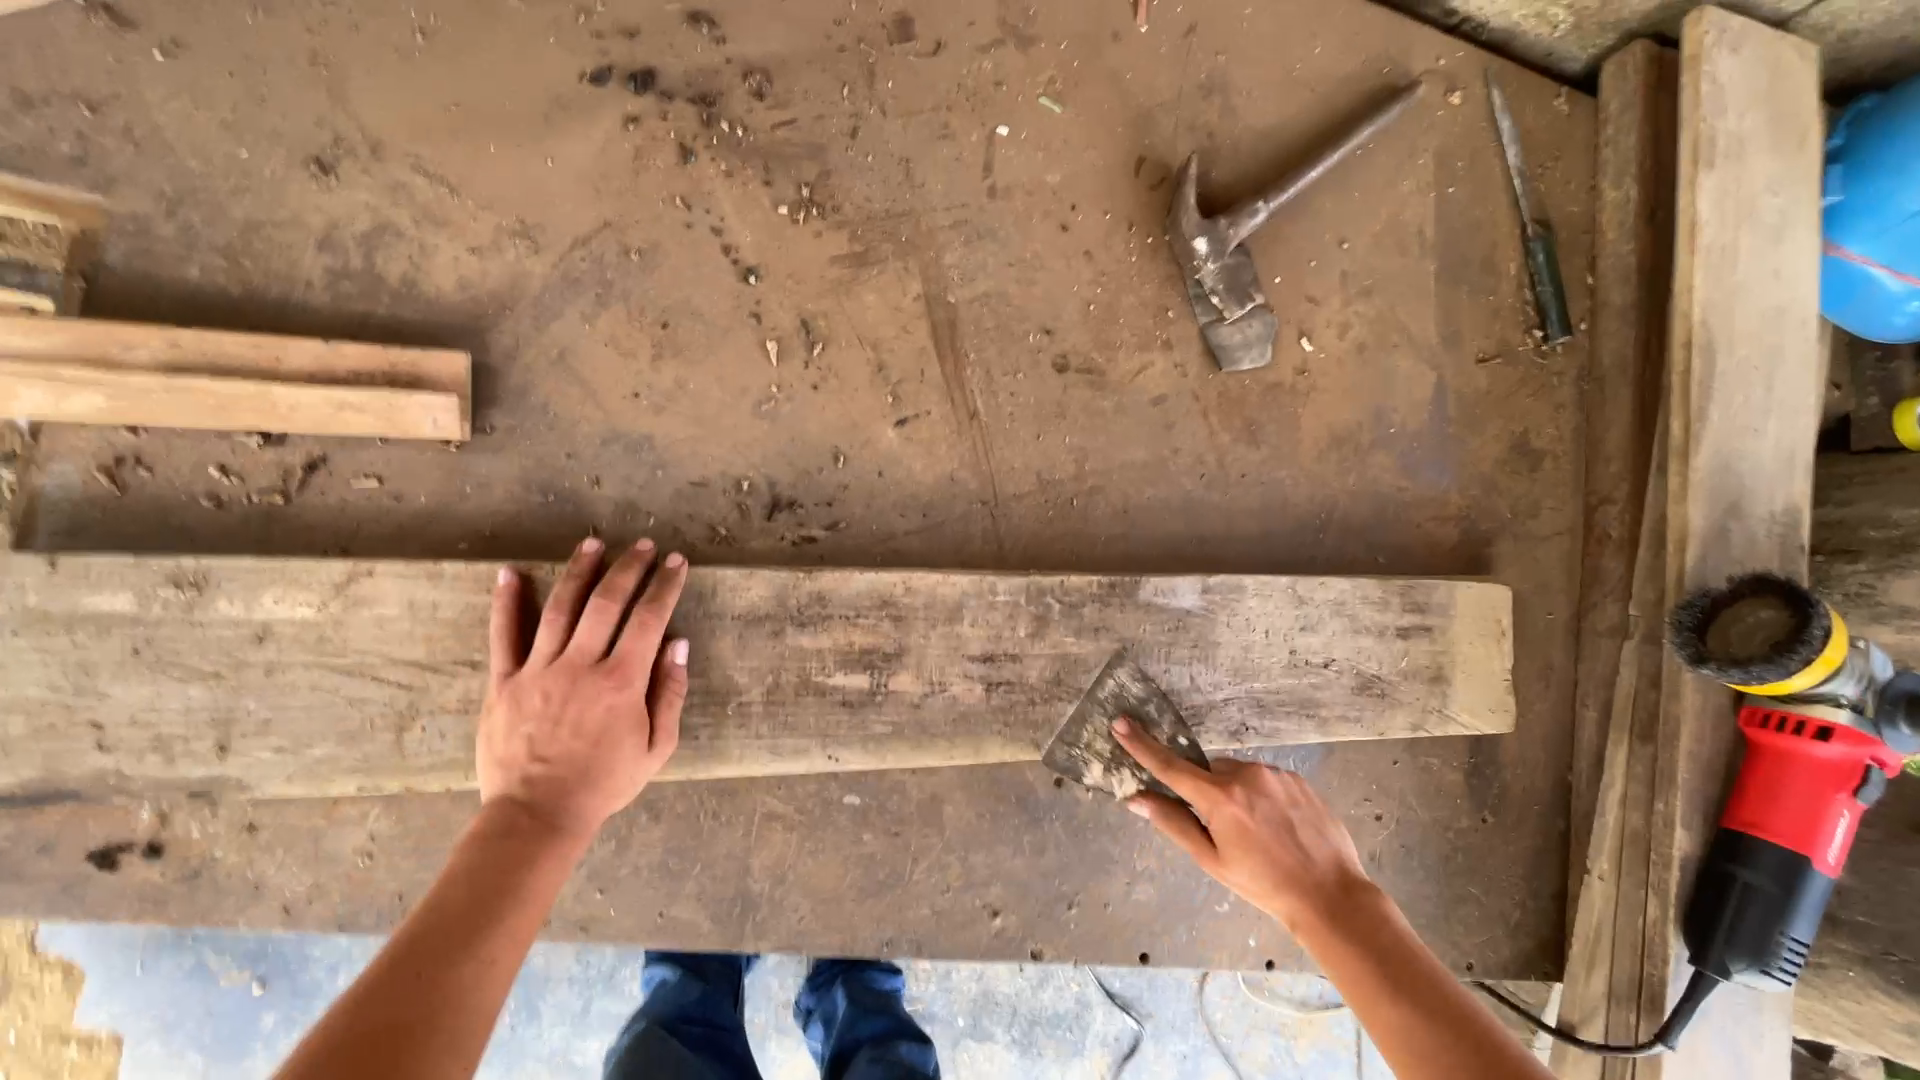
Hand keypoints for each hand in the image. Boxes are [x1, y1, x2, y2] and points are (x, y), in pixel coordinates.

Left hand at [478, 536, 690, 842]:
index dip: (665, 585)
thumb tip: (679, 645)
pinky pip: (504, 635)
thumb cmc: (604, 784)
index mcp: (622, 682)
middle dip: (629, 568)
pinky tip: (510, 572)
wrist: (537, 815)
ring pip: (560, 608)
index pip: (649, 619)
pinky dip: (506, 602)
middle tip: (643, 545)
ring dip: (580, 572)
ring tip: (594, 543)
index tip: (677, 562)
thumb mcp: (657, 748)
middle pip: (607, 602)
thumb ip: (671, 694)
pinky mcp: (503, 682)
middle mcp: (581, 666)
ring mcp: (538, 670)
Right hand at [1113, 717, 1374, 929]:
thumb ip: (1173, 823)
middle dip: (1206, 793)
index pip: (1169, 766)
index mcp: (1220, 798)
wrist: (1330, 895)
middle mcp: (1245, 775)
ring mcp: (1274, 774)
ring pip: (1237, 775)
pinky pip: (1265, 779)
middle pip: (1207, 772)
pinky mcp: (1297, 779)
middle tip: (1224, 830)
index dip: (1141, 745)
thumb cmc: (1264, 884)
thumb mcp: (1212, 860)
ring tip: (1258, 833)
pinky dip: (1261, 796)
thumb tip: (1135, 798)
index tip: (1120, 723)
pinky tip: (1277, 827)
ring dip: (1236, 794)